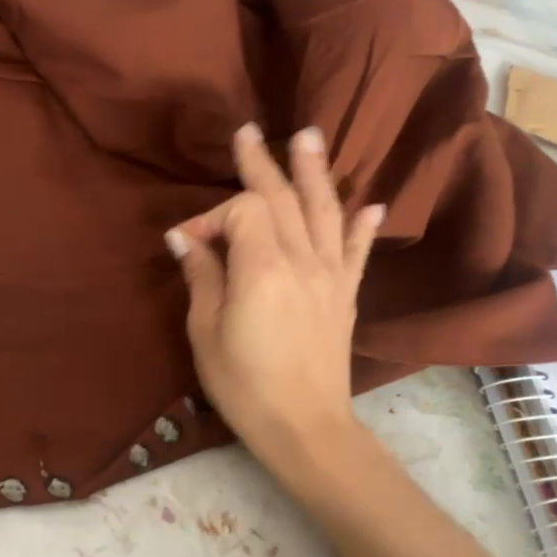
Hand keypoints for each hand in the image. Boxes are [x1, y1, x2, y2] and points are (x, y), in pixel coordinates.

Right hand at [166, 123, 383, 464]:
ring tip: (310, 137)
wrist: (304, 425)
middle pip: (286, 199)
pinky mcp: (345, 295)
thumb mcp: (205, 330)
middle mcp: (304, 262)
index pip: (245, 212)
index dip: (213, 215)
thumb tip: (186, 238)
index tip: (187, 242)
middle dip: (264, 164)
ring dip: (316, 173)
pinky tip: (370, 202)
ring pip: (325, 212)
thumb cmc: (241, 381)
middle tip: (250, 131)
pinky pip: (356, 251)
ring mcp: (331, 277)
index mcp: (264, 269)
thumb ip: (202, 276)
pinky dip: (362, 224)